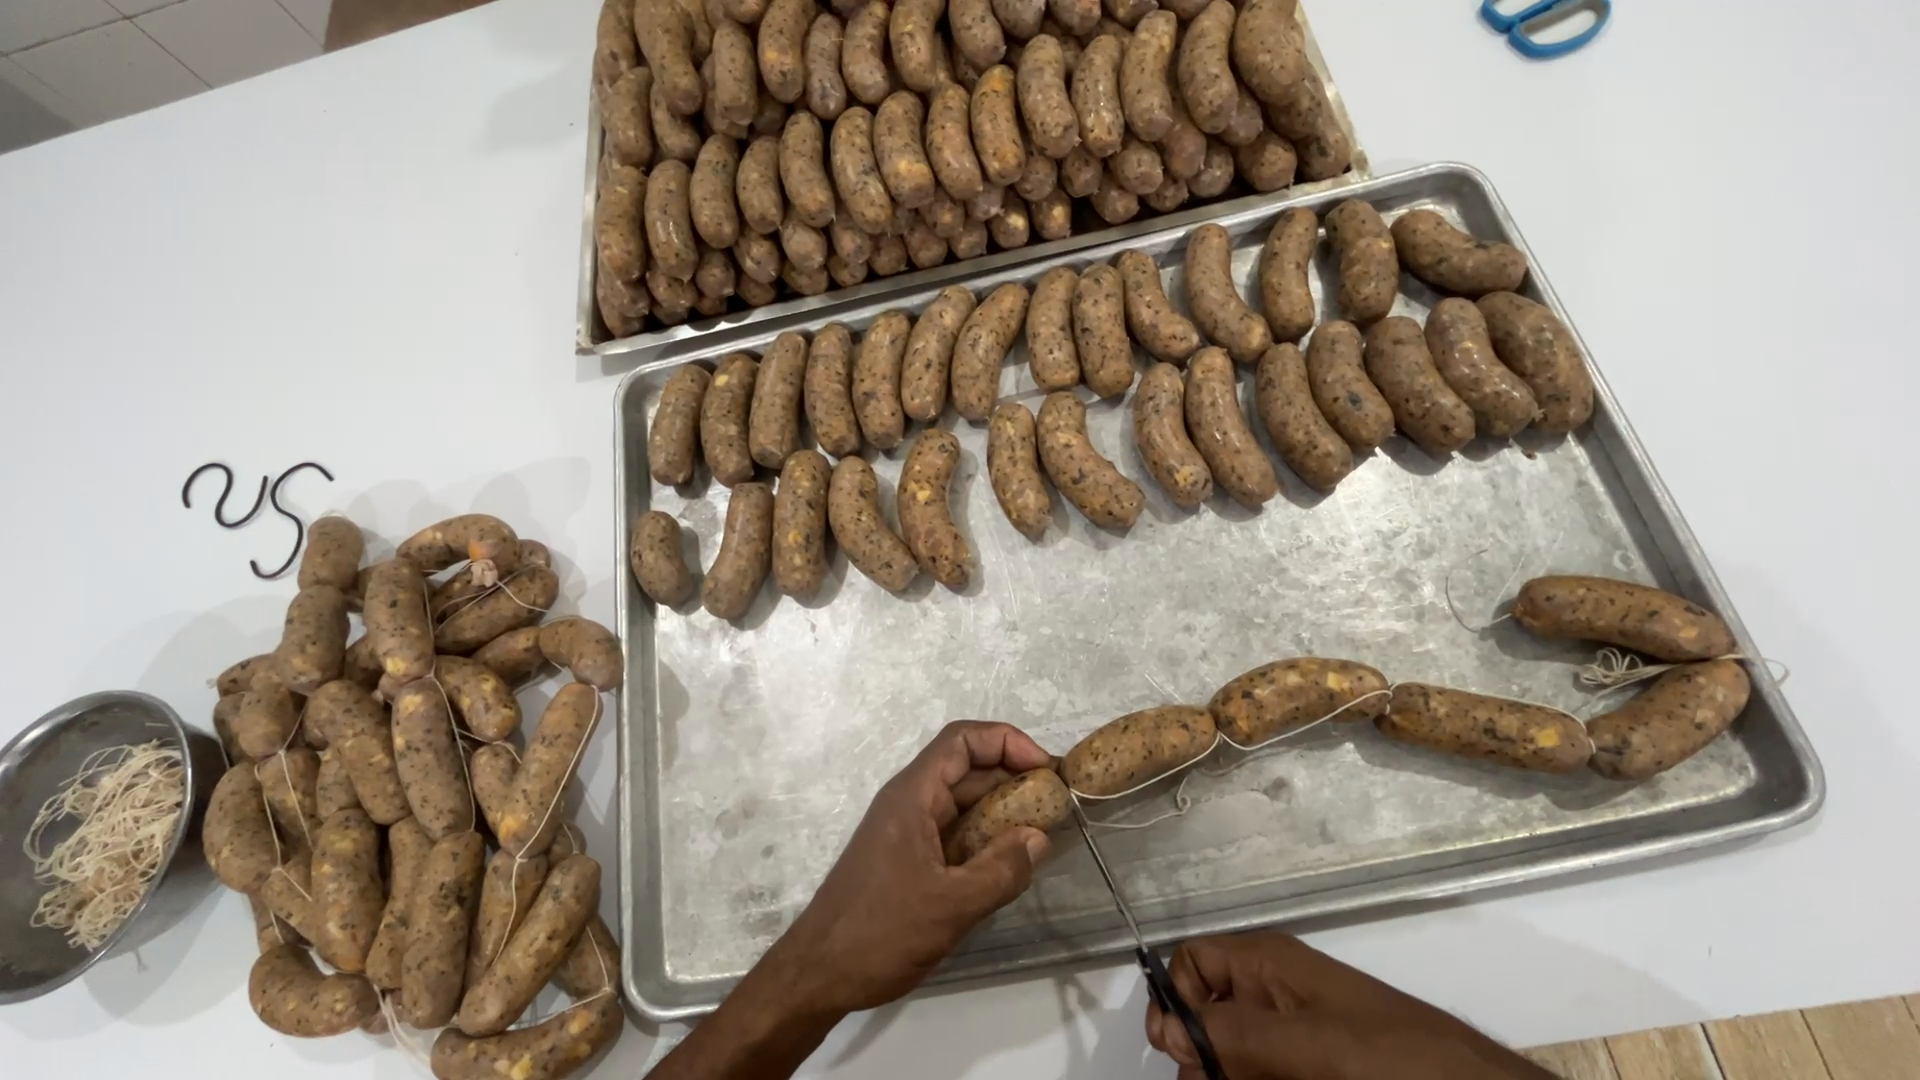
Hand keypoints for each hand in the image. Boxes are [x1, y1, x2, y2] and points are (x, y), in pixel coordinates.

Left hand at [762, 720, 1054, 1016]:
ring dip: (1002, 809)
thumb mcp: (951, 906)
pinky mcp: (908, 858)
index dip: (1007, 741)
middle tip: (1056, 802)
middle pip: (967, 768)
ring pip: (962, 802)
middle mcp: (910, 802)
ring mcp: (908, 830)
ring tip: (1043, 830)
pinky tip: (1009, 860)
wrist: (818, 974)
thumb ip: (1000, 871)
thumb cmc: (879, 932)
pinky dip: (985, 836)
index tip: (1045, 769)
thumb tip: (1038, 838)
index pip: (963, 741)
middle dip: (1013, 776)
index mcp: (913, 795)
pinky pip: (954, 831)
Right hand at [1146, 932, 1554, 1079]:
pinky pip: (1261, 1076)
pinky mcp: (1306, 1072)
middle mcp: (1270, 996)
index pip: (1192, 963)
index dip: (1177, 1002)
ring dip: (1228, 1078)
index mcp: (1267, 964)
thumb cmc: (1401, 1059)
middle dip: (1203, 1064)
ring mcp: (1291, 1042)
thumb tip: (1163, 1030)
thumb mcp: (1316, 1044)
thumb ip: (1237, 1035)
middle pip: (1205, 1022)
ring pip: (1233, 1063)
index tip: (1180, 1056)